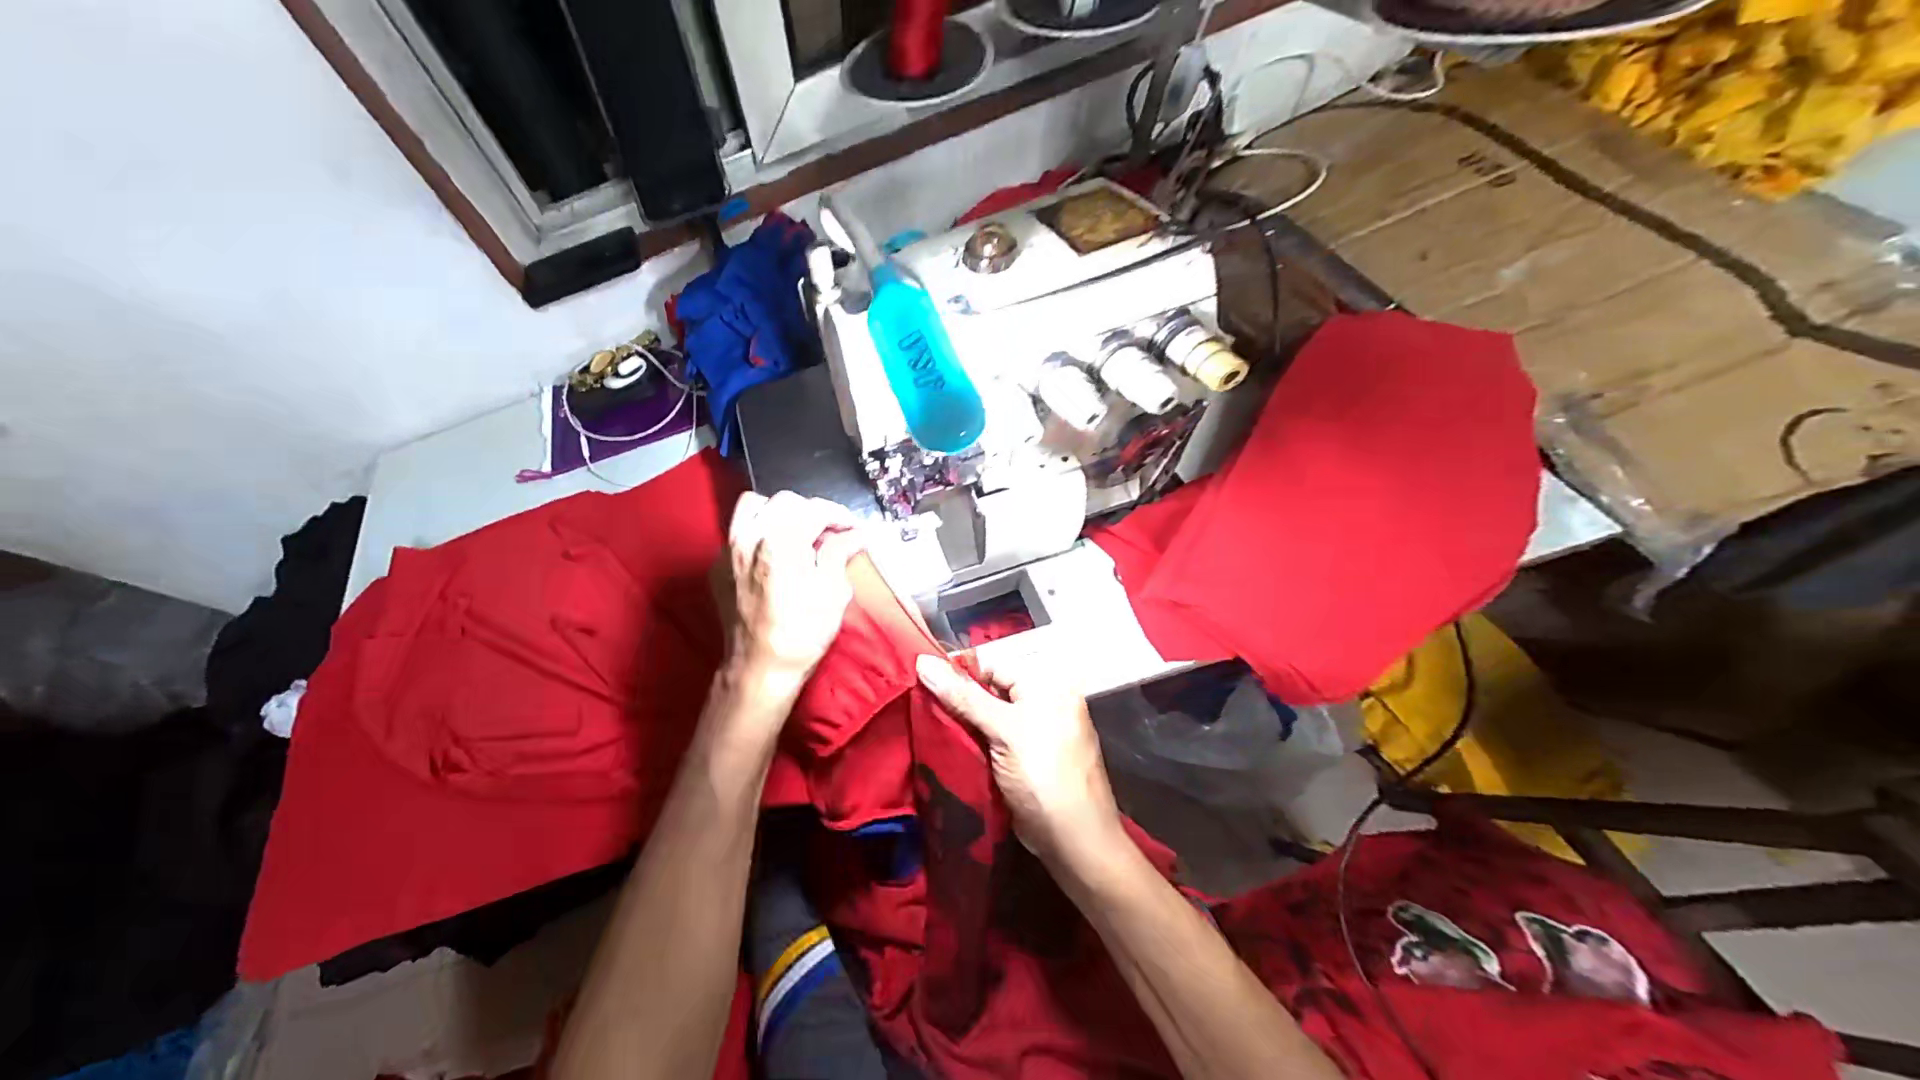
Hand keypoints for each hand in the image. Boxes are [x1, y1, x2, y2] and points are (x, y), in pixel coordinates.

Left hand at [715, 491, 861, 687]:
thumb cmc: (802, 634)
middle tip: (828, 532)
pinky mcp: (718, 567)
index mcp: (781, 542)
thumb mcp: (833, 593)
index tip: (852, 529)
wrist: (760, 669)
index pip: (814, 508)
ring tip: (795, 533)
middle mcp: (749, 538)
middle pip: (784, 501)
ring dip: (778, 513)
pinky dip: (758, 532)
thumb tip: (854, 535)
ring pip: (752, 507)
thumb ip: (840, 554)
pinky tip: (772, 553)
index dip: (839, 515)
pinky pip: (737, 532)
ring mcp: (728, 551)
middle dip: (810, 511)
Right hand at [914, 654, 1125, 868]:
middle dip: (957, 699)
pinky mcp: (1025, 761)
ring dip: (961, 723)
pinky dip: (972, 743)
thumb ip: (963, 696)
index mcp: (1047, 686)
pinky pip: (993, 741)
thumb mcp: (1004, 730)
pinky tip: (945, 745)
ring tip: (924, 722)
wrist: (1074, 841)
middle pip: (990, 691)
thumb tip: (923, 660)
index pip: (993, 665)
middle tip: (918, 702)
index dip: (957, 671)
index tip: (920, 678)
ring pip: (988, 718)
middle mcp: (1044, 703)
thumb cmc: (1043, 776)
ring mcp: (1035, 734)